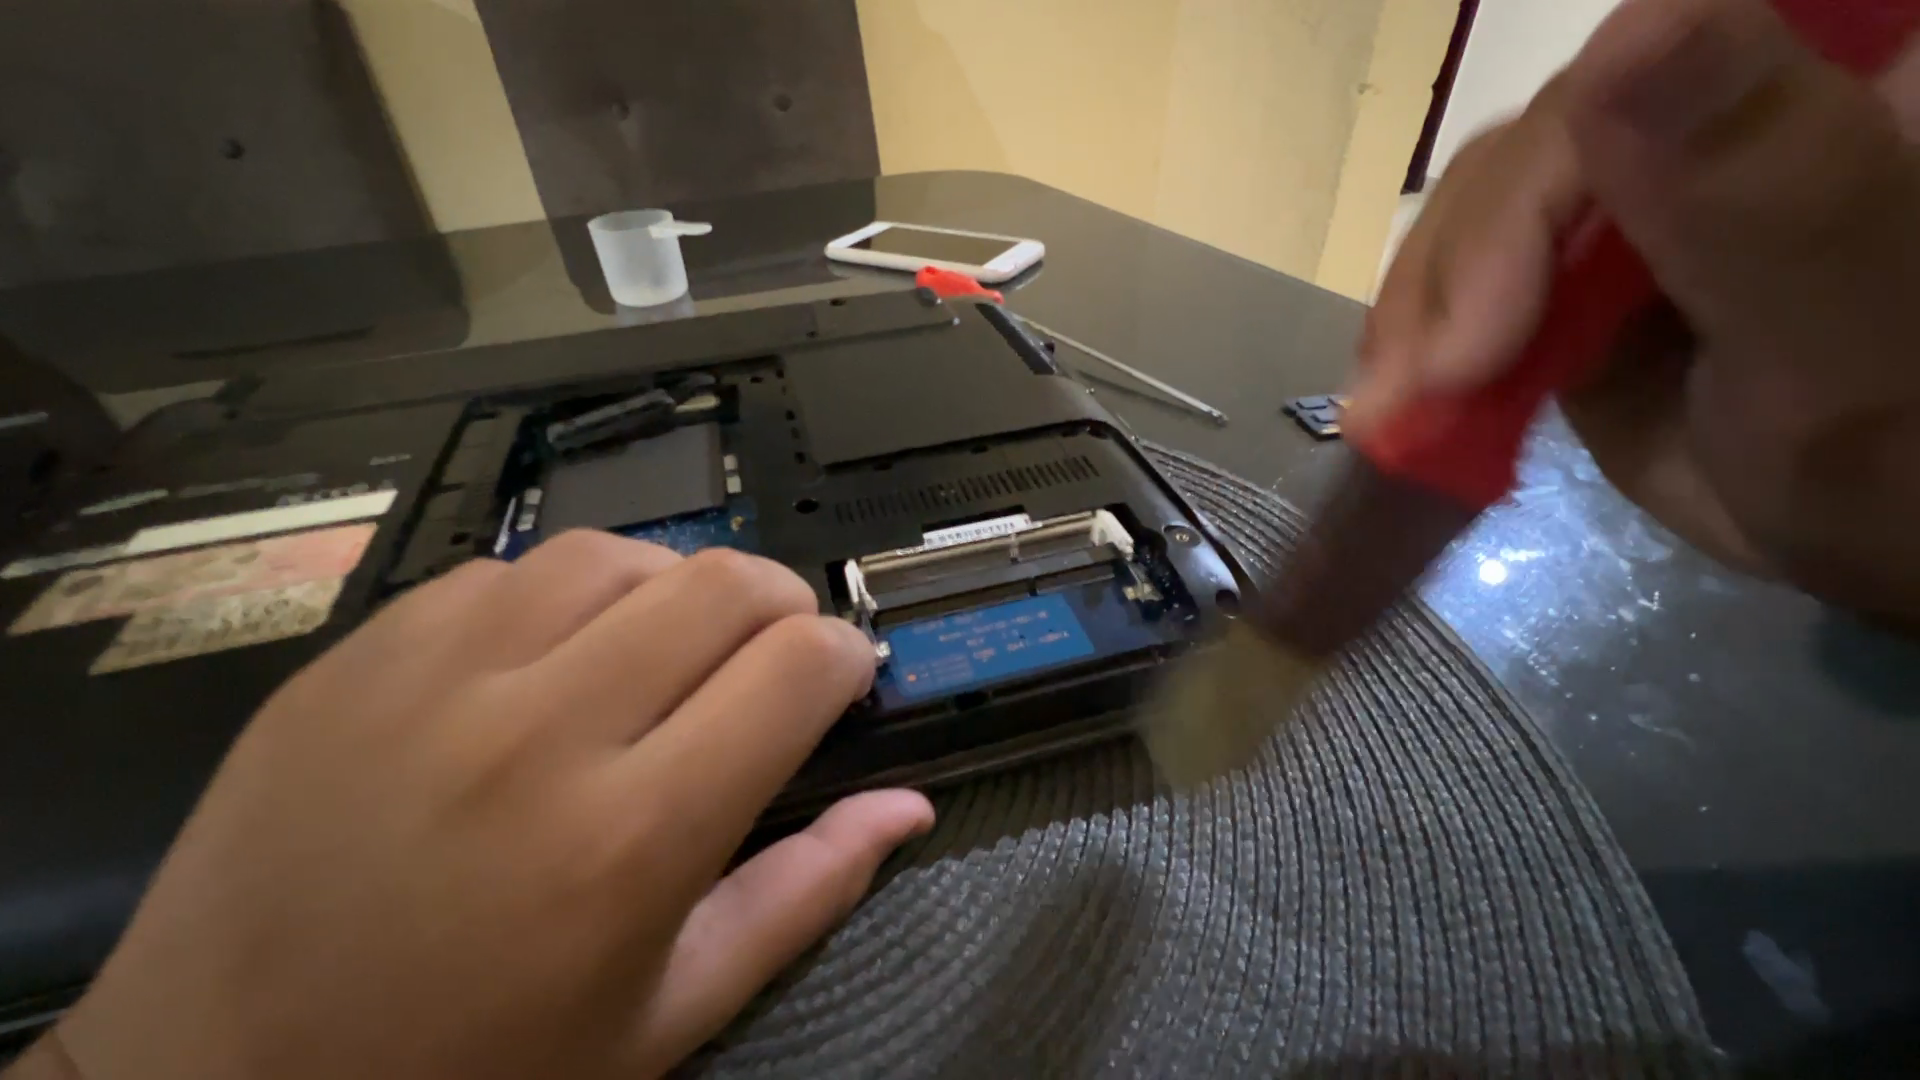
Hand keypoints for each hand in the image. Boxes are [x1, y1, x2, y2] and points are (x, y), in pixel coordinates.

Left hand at [25, 532, 932, 1078]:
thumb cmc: (475, 1073)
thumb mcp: (670, 1012)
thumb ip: (807, 893)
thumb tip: (907, 807)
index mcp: (633, 835)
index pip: (797, 667)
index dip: (845, 657)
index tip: (841, 681)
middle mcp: (541, 731)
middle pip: (725, 584)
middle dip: (783, 606)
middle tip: (773, 657)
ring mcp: (436, 676)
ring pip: (619, 556)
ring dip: (675, 590)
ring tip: (668, 648)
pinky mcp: (361, 654)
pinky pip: (508, 572)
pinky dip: (568, 597)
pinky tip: (555, 655)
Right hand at [1353, 0, 1919, 620]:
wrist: (1851, 518)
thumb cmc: (1884, 459)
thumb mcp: (1836, 334)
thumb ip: (1760, 188)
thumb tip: (1633, 34)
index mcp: (1834, 76)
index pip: (1642, 66)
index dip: (1529, 196)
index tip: (1480, 341)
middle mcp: (1718, 106)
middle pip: (1531, 147)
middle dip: (1458, 277)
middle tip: (1417, 397)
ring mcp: (1632, 183)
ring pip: (1478, 202)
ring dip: (1420, 314)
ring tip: (1397, 409)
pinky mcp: (1570, 253)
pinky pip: (1465, 259)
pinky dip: (1419, 331)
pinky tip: (1402, 389)